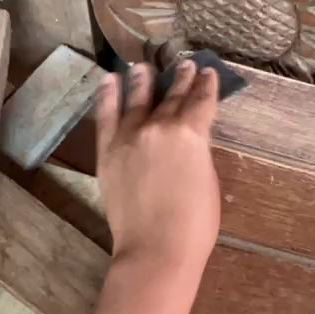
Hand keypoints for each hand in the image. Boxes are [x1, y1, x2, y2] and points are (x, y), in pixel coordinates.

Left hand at [93, 62, 221, 272]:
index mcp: (191, 134)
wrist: (156, 249)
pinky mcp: (108, 151)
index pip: (201, 101)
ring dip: (142, 81)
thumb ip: (197, 153)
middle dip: (179, 80)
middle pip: (171, 98)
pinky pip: (106, 117)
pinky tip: (109, 81)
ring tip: (142, 66)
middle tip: (183, 65)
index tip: (207, 72)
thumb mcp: (208, 180)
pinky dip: (108, 97)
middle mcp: (160, 126)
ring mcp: (130, 137)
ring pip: (137, 100)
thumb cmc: (195, 224)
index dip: (206, 85)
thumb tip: (189, 141)